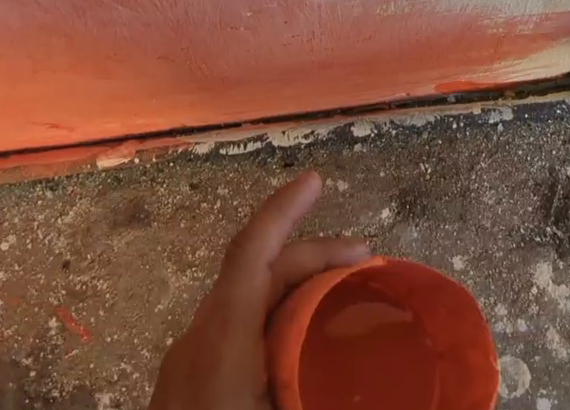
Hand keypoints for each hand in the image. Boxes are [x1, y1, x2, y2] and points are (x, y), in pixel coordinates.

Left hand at [148, 171, 370, 409]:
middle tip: (363, 258)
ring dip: (290, 286)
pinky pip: (232, 329)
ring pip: (242, 301)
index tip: (314, 180)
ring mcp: (187, 362)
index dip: (283, 209)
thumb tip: (382, 380)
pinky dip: (270, 316)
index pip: (252, 252)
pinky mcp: (187, 385)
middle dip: (309, 252)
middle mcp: (199, 339)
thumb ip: (326, 389)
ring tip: (337, 294)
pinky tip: (296, 340)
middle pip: (254, 272)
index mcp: (222, 340)